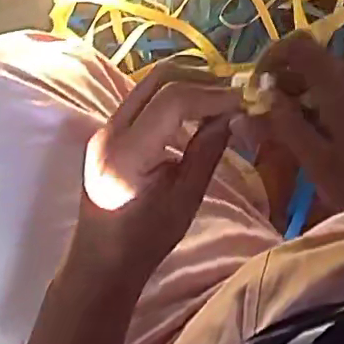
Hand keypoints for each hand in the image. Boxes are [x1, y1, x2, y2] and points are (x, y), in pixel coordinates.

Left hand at [69, 64, 236, 293]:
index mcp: (126, 154)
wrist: (100, 264)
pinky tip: (197, 110)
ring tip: (220, 100)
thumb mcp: (185, 199)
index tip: (242, 101)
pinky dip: (175, 95)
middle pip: (160, 79)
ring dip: (189, 84)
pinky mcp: (110, 128)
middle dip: (201, 81)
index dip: (212, 95)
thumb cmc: (145, 243)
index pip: (172, 101)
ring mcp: (106, 126)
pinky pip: (146, 96)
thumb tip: (234, 113)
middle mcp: (110, 130)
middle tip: (232, 95)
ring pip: (152, 82)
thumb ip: (208, 150)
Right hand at [248, 32, 343, 227]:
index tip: (257, 86)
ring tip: (287, 129)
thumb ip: (283, 126)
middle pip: (306, 60)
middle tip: (266, 116)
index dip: (271, 58)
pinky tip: (313, 131)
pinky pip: (336, 84)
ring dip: (298, 93)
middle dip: (281, 82)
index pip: (295, 45)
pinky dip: (317, 98)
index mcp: (334, 79)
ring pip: (320, 73)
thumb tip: (257, 102)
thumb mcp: (316, 158)